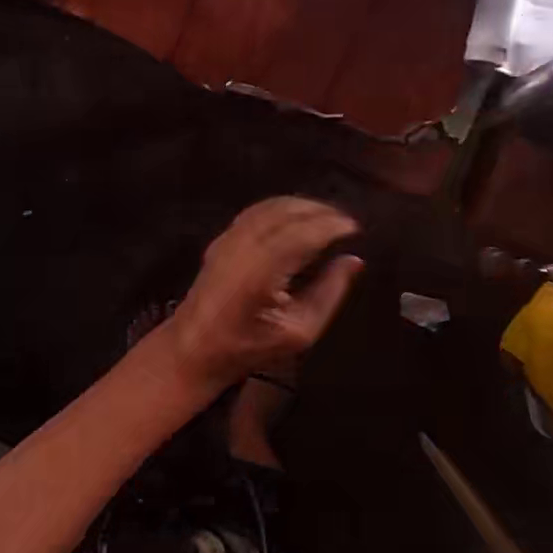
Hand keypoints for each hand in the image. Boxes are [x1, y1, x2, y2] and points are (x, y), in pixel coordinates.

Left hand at [159, 197, 363, 390]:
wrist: (195, 346)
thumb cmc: (248, 346)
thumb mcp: (299, 331)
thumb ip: (329, 293)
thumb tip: (353, 261)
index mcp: (262, 268)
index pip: (304, 232)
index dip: (333, 225)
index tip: (357, 228)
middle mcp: (243, 245)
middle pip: (287, 212)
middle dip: (320, 210)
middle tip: (347, 220)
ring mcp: (228, 239)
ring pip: (268, 207)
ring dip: (300, 206)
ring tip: (327, 216)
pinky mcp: (220, 240)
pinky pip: (254, 212)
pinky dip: (279, 208)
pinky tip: (295, 218)